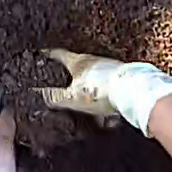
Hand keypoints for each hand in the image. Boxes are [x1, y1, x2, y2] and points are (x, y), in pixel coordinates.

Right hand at [34, 48, 171, 136]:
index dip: (49, 55)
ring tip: (90, 111)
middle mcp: (94, 61)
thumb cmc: (101, 91)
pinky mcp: (122, 79)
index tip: (42, 54)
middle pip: (78, 67)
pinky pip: (109, 91)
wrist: (134, 91)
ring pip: (95, 81)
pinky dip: (105, 102)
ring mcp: (109, 68)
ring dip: (91, 94)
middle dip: (72, 79)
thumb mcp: (72, 97)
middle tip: (65, 88)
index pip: (59, 54)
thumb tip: (36, 94)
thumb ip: (54, 96)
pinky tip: (108, 117)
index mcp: (79, 62)